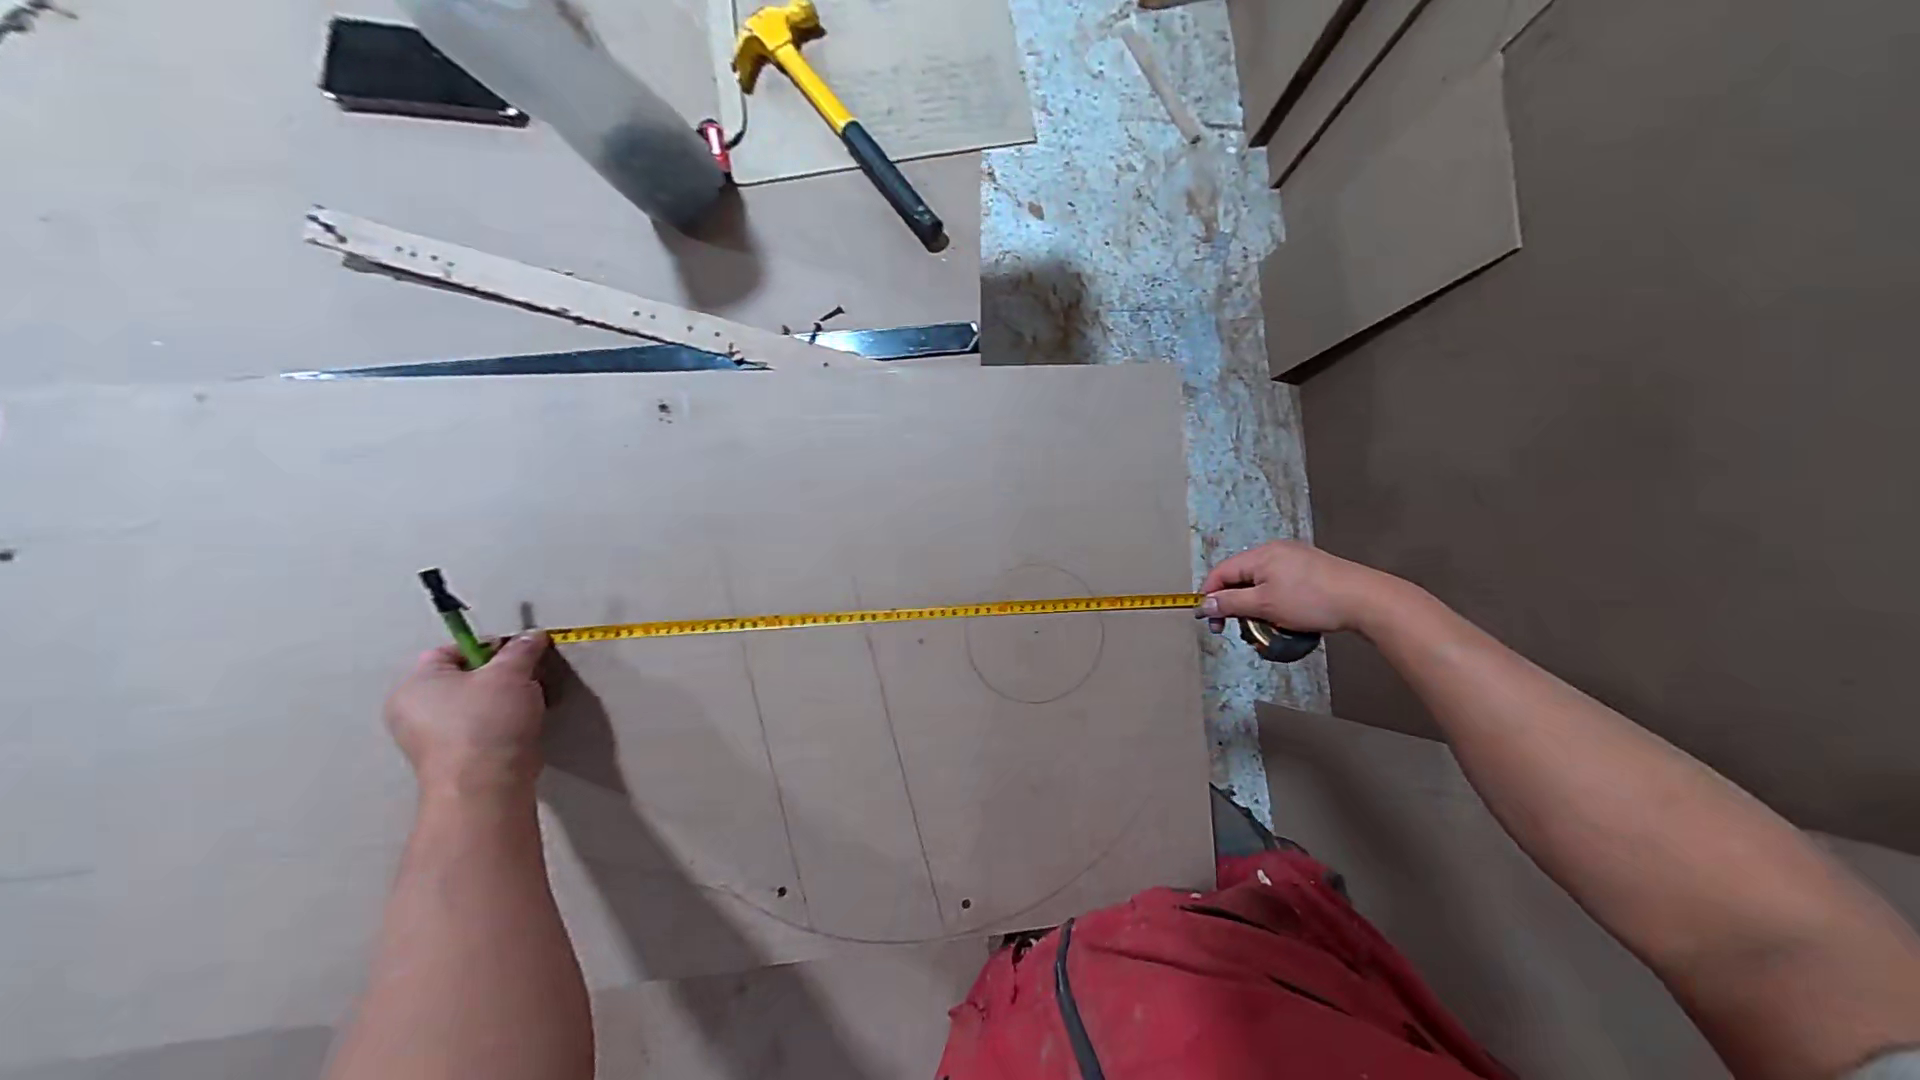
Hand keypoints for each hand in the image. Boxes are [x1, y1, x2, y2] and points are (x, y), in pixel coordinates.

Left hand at [384, 631, 550, 795]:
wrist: (485, 784)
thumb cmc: (489, 719)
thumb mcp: (511, 673)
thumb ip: (521, 649)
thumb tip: (532, 636)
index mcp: (416, 684)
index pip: (451, 650)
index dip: (488, 646)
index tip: (520, 654)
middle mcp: (413, 709)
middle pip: (464, 677)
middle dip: (500, 674)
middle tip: (528, 677)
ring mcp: (428, 737)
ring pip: (473, 703)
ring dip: (504, 698)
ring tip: (530, 702)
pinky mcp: (450, 758)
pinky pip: (477, 726)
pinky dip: (499, 721)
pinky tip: (521, 725)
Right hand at [1197, 540, 1398, 635]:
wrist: (1365, 600)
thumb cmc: (1312, 601)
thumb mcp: (1264, 605)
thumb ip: (1230, 603)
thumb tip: (1204, 604)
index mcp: (1260, 555)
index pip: (1221, 572)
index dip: (1210, 596)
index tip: (1210, 621)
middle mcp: (1275, 550)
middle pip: (1240, 577)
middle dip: (1235, 603)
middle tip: (1239, 627)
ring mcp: (1295, 558)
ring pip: (1260, 582)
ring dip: (1255, 605)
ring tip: (1265, 625)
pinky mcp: (1311, 569)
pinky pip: (1279, 583)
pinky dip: (1273, 600)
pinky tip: (1284, 616)